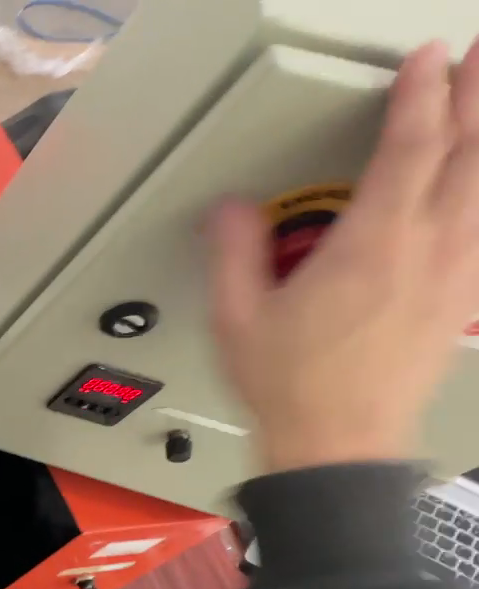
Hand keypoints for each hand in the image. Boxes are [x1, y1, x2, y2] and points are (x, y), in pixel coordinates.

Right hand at [209, 40, 478, 472]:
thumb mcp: (235, 317)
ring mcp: (459, 268)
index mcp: (370, 248)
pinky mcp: (468, 291)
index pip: (408, 150)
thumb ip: (234, 255)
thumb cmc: (288, 382)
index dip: (421, 95)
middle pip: (472, 150)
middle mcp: (430, 248)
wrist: (336, 434)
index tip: (427, 57)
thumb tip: (228, 209)